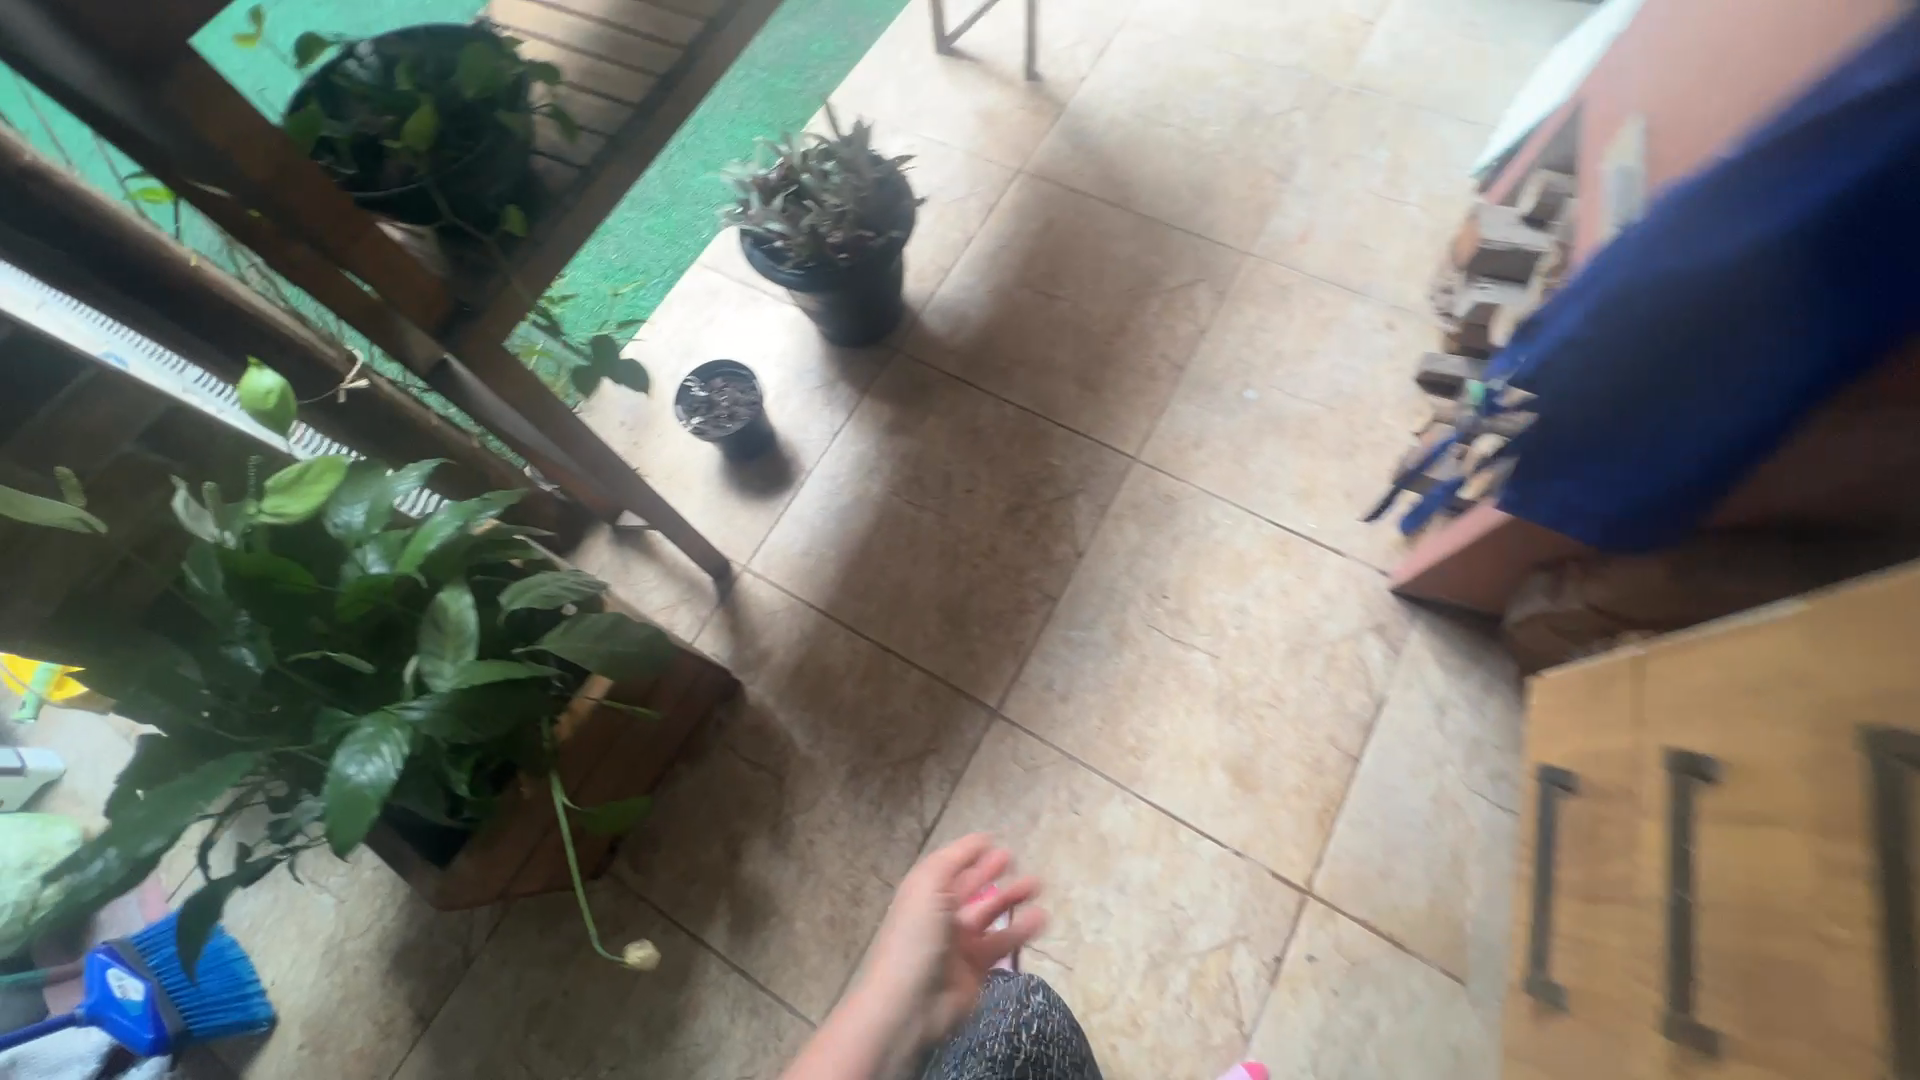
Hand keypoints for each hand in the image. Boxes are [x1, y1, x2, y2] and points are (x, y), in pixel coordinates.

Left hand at [854, 834, 1047, 1047]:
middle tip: (1019, 861)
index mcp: (926, 891)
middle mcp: (942, 914)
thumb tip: (982, 838)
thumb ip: (955, 858)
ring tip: (1037, 886)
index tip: (999, 844)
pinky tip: (1041, 918)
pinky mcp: (977, 968)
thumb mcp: (929, 882)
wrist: (909, 1002)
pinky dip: (1021, 930)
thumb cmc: (916, 934)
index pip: (953, 867)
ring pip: (991, 914)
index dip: (974, 855)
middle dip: (995, 874)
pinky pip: (1002, 944)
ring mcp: (960, 942)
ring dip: (1013, 899)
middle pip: (973, 888)